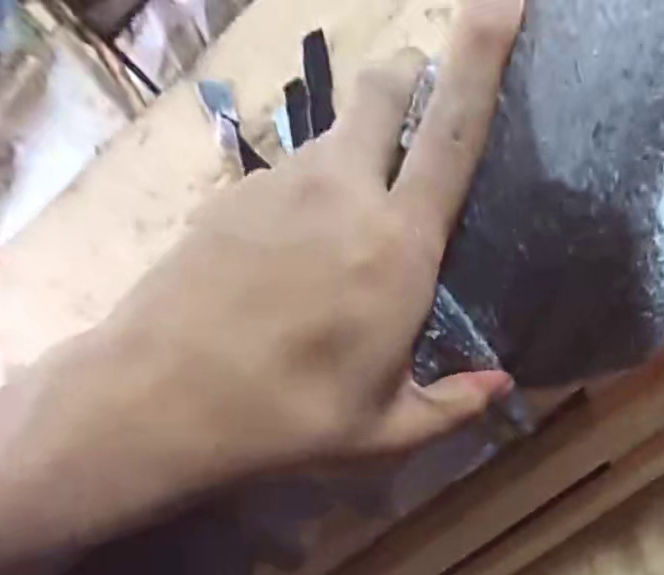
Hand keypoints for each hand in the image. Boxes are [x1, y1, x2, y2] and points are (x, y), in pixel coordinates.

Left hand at [28, 0, 523, 512]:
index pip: (452, 132)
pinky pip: (293, 169)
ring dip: (364, 142)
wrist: (162, 400)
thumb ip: (456, 404)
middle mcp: (343, 194)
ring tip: (365, 215)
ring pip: (336, 130)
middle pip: (383, 90)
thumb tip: (501, 384)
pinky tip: (306, 251)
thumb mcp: (392, 431)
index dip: (482, 54)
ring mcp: (280, 185)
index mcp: (399, 249)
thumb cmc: (295, 418)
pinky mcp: (233, 194)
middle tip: (427, 100)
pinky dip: (317, 188)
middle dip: (414, 75)